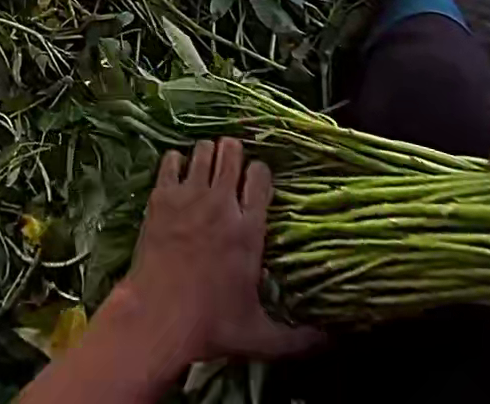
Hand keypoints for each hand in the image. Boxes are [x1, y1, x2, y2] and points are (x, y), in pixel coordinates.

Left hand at [16, 140, 322, 403]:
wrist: (158, 317)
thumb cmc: (211, 326)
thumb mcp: (261, 336)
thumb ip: (299, 338)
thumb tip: (331, 340)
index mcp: (248, 229)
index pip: (261, 176)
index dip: (259, 172)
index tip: (256, 179)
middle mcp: (221, 204)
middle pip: (231, 152)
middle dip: (233, 152)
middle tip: (230, 162)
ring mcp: (189, 196)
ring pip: (202, 150)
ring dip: (206, 153)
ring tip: (206, 164)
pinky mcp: (161, 197)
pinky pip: (171, 159)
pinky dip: (176, 161)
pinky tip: (178, 172)